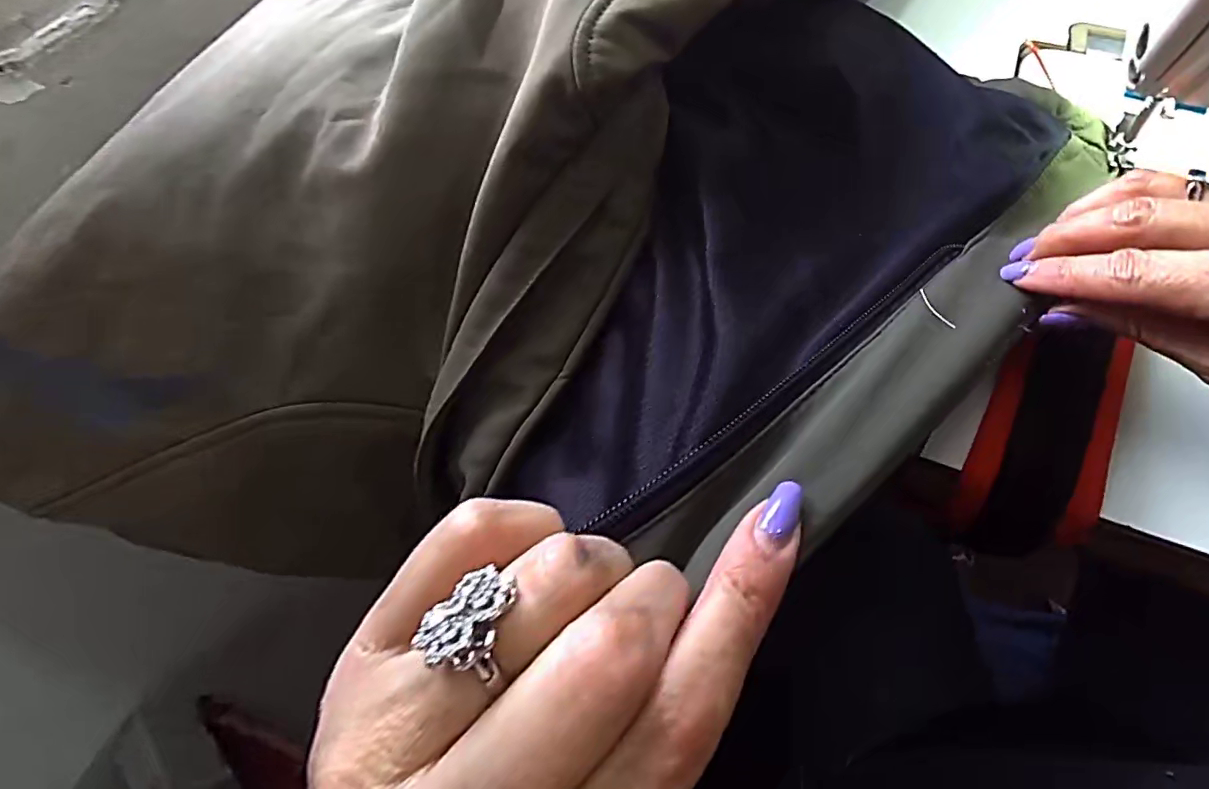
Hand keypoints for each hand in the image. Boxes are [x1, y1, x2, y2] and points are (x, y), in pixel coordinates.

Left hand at [309, 483, 802, 788]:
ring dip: (588, 570)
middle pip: (613, 643)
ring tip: (559, 617)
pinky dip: (523, 526)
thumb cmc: (555, 780)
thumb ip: (704, 664)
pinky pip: (475, 532)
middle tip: (629, 622)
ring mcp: (388, 734)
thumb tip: (776, 525)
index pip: (678, 716)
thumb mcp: (636, 766)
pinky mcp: (354, 661)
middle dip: (649, 599)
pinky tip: (514, 579)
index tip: (777, 522)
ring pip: (552, 576)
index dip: (740, 604)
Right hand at [1004, 170, 1208, 478]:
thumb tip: (1073, 307)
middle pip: (1144, 215)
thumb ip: (1141, 327)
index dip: (1071, 272)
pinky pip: (1189, 190)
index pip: (1140, 269)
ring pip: (1162, 188)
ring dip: (1098, 208)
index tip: (1028, 276)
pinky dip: (1137, 201)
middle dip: (1073, 233)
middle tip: (1030, 254)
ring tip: (1056, 234)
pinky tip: (1105, 215)